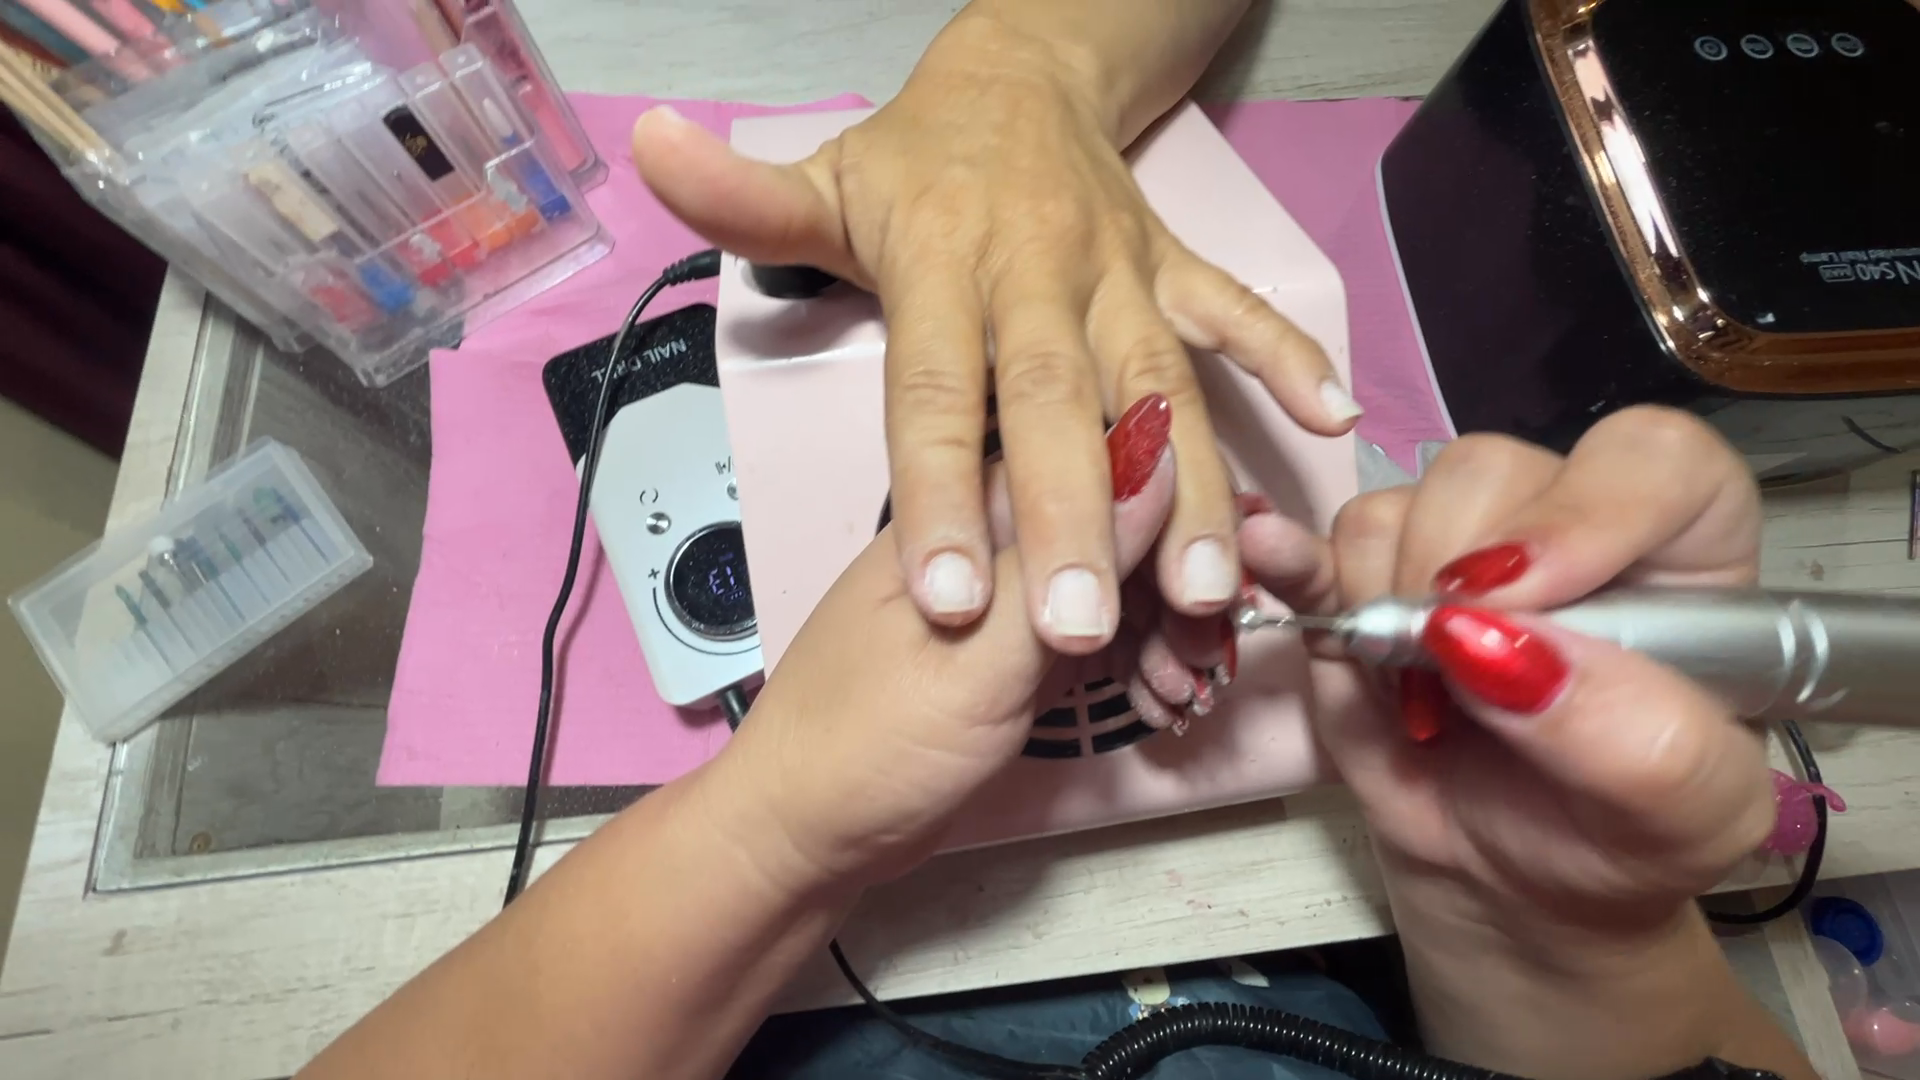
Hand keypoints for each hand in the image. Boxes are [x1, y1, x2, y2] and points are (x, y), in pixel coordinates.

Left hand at [631, 15, 1356, 658]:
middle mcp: (1038, 275)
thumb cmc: (915, 167)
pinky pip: (1234, 312)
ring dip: (1189, 481)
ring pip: (1160, 382)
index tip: (950, 602)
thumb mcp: (826, 184)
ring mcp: (1118, 270)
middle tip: (1085, 630)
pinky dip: (1283, 360)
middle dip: (1073, 521)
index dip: (938, 496)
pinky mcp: (1174, 264)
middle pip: (1055, 408)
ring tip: (1210, 585)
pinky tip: (1332, 420)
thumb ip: (749, 199)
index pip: (935, 398)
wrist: (1015, 80)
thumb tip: (652, 148)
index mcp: (943, 269)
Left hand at [713, 396, 1176, 889]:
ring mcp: (1014, 592)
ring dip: (1164, 631)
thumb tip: (1156, 457)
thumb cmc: (867, 740)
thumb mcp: (971, 658)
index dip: (1170, 509)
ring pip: (1119, 583)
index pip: (1094, 461)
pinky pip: (1102, 634)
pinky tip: (1160, 698)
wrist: (811, 832)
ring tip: (1184, 690)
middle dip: (1176, 583)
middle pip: (1118, 524)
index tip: (1214, 574)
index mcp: (968, 505)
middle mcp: (998, 534)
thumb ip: (1062, 567)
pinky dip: (1138, 662)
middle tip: (1203, 652)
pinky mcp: (1024, 646)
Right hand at [1238, 407, 1776, 932]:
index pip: (1648, 459)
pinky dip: (1286, 552)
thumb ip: (1625, 730)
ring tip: (1404, 685)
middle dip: (1452, 563)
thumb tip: (1475, 637)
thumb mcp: (1680, 813)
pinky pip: (1310, 546)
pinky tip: (1266, 549)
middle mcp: (1543, 534)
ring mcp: (1433, 559)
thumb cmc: (1610, 836)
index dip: (1582, 505)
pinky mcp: (1348, 591)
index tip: (1519, 595)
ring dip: (1379, 592)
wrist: (1501, 870)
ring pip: (1389, 508)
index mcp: (1666, 560)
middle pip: (1486, 470)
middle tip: (1446, 663)